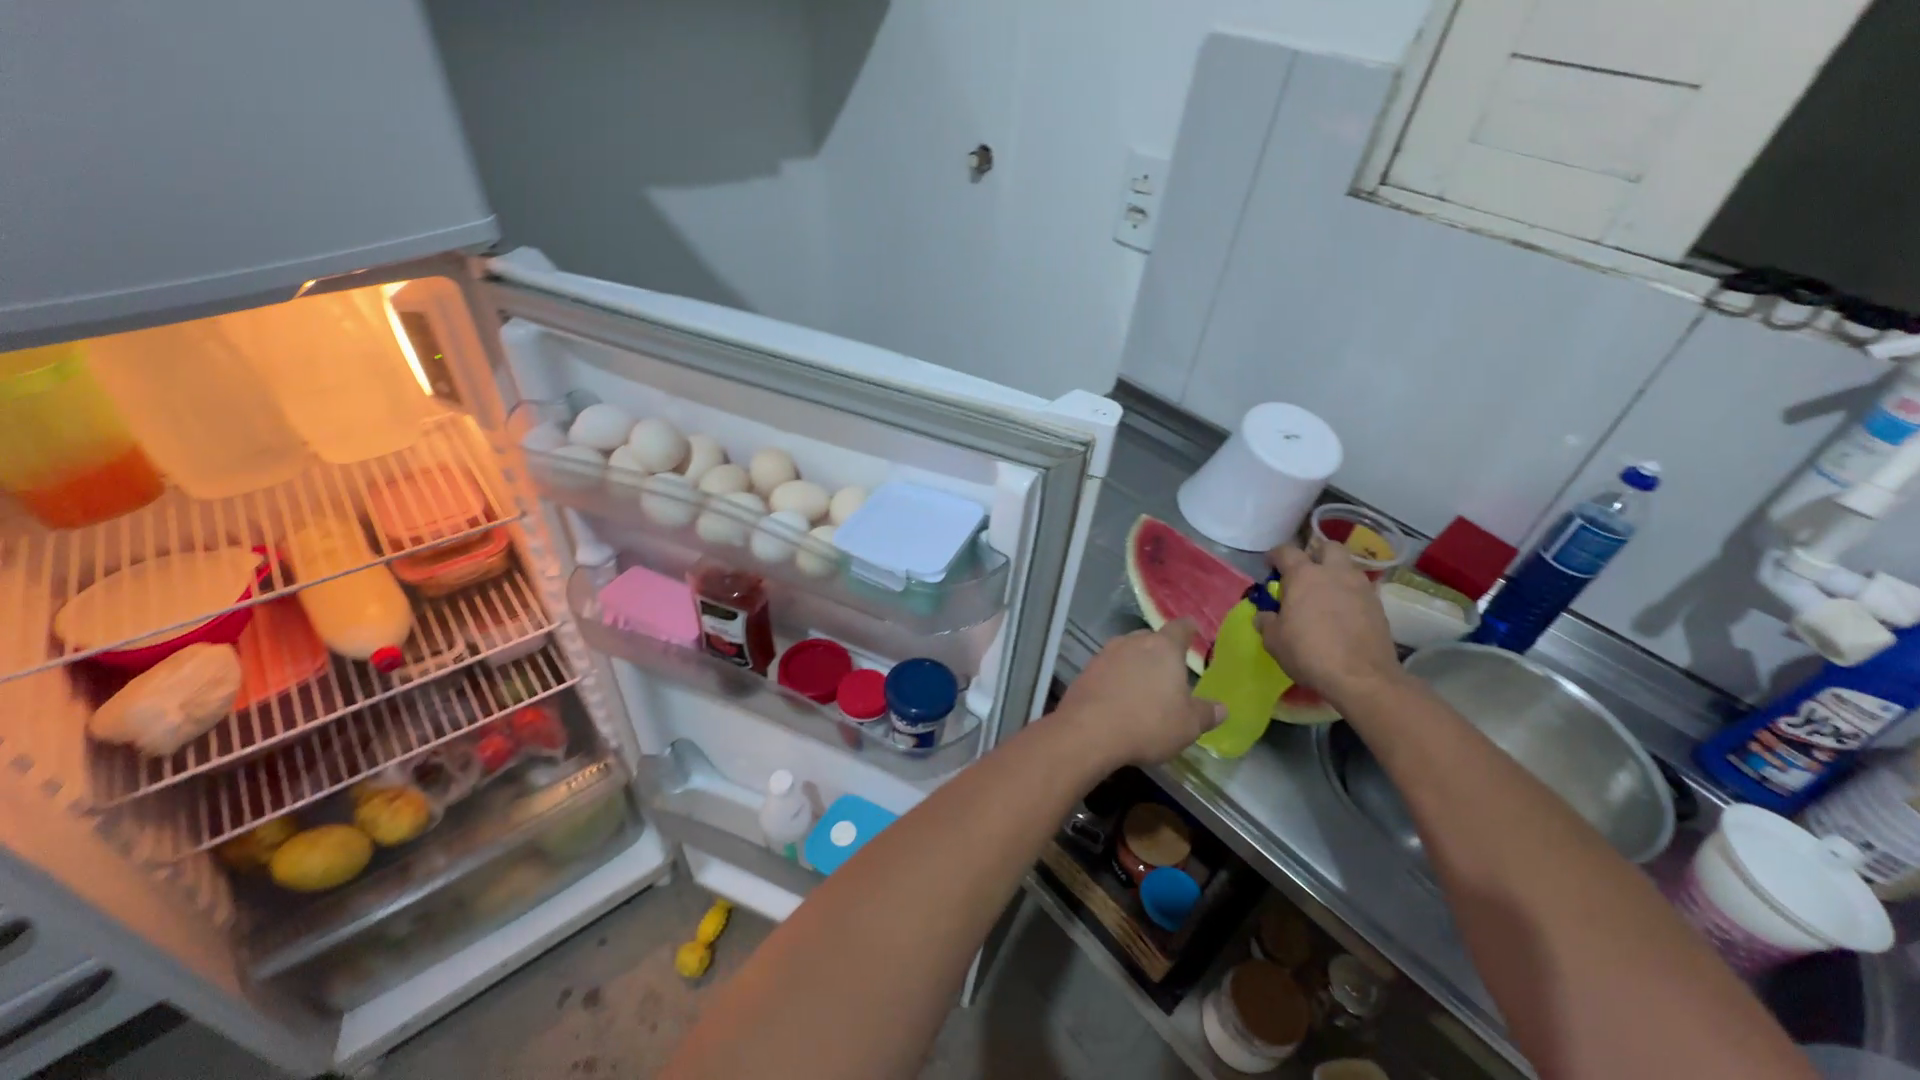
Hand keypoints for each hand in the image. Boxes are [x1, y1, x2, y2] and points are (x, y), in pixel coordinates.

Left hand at [1057, 620, 1222, 766]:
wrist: (1088, 732)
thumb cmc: (1148, 723)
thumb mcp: (1188, 725)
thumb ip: (1206, 714)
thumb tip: (1222, 708)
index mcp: (1163, 648)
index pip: (1180, 627)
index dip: (1188, 629)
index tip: (1193, 631)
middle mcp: (1132, 642)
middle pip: (1150, 639)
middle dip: (1159, 651)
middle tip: (1168, 670)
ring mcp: (1105, 655)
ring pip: (1126, 652)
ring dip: (1134, 665)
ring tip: (1142, 687)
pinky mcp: (1085, 671)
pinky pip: (1107, 670)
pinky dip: (1114, 679)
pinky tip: (1117, 699)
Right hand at [1256, 542, 1402, 706]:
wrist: (1361, 676)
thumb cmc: (1309, 653)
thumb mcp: (1274, 641)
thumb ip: (1267, 622)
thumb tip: (1264, 615)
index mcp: (1304, 576)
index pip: (1286, 551)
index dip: (1275, 555)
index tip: (1270, 565)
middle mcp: (1334, 573)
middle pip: (1327, 547)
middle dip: (1315, 554)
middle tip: (1306, 572)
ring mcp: (1360, 586)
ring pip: (1348, 567)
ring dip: (1336, 573)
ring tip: (1327, 593)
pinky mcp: (1378, 605)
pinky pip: (1361, 589)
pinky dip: (1351, 594)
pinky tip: (1344, 613)